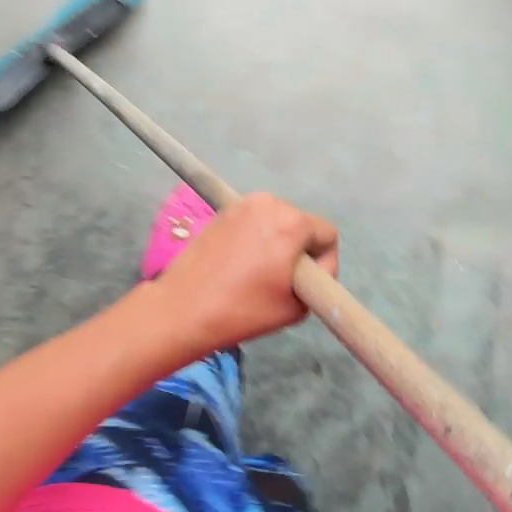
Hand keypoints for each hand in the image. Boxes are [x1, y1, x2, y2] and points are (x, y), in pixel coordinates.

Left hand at [153, 191, 339, 355]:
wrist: (184, 306)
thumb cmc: (244, 309)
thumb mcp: (295, 307)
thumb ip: (317, 284)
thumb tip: (311, 273)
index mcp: (292, 222)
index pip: (327, 235)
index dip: (325, 263)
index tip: (307, 286)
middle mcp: (270, 202)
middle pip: (303, 224)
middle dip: (301, 251)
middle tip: (285, 281)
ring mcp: (244, 203)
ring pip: (278, 221)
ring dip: (279, 242)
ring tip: (262, 273)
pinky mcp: (224, 209)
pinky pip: (256, 220)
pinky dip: (257, 237)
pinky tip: (243, 263)